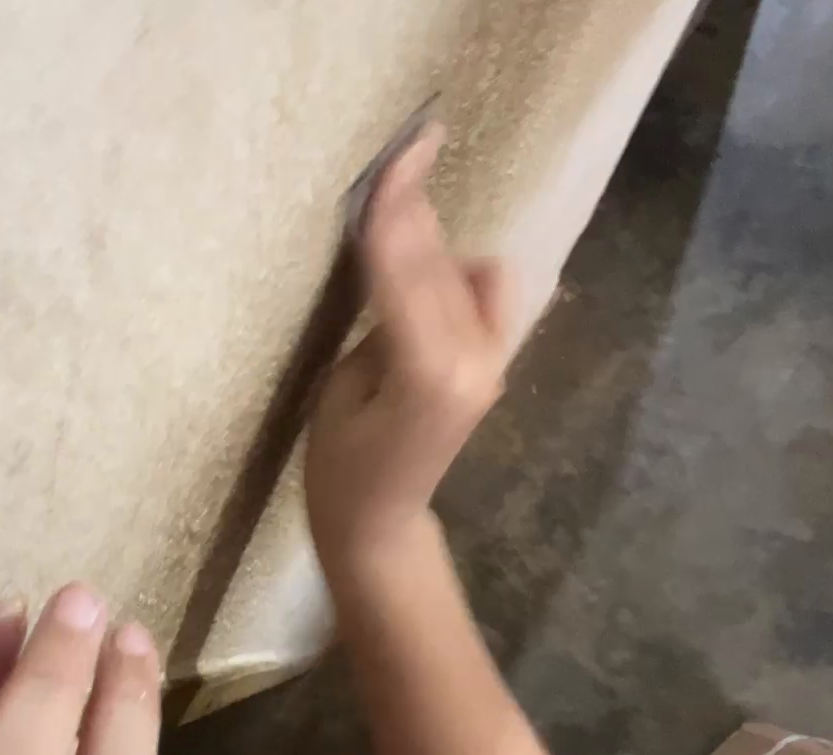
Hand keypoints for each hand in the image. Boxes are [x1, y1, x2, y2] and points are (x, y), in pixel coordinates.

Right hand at [305, 123, 519, 566]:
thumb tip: (399, 264)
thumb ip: (379, 324)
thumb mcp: (341, 391)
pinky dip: (465, 272)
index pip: (408, 271)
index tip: (400, 151)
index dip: (398, 209)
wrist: (378, 524)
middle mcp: (475, 361)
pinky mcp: (491, 369)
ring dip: (435, 241)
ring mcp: (491, 365)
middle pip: (442, 265)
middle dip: (417, 212)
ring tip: (406, 211)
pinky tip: (440, 265)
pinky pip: (494, 300)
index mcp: (428, 370)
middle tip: (406, 153)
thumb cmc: (338, 471)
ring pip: (469, 276)